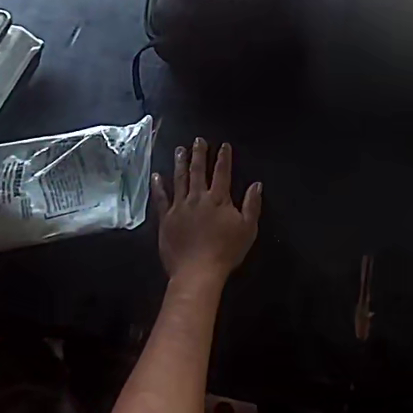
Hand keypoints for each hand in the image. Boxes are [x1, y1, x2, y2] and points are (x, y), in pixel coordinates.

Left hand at [151, 138, 261, 283]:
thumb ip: (252, 205)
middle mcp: (198, 198)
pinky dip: (158, 186)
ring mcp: (180, 207)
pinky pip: (161, 198)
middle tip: (197, 140)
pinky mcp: (166, 219)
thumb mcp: (248, 229)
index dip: (223, 158)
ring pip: (179, 180)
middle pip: (198, 171)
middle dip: (199, 154)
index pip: (222, 172)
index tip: (223, 145)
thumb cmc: (226, 251)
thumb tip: (256, 184)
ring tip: (179, 150)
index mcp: (219, 199)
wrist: (197, 271)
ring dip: (180, 163)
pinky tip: (156, 176)